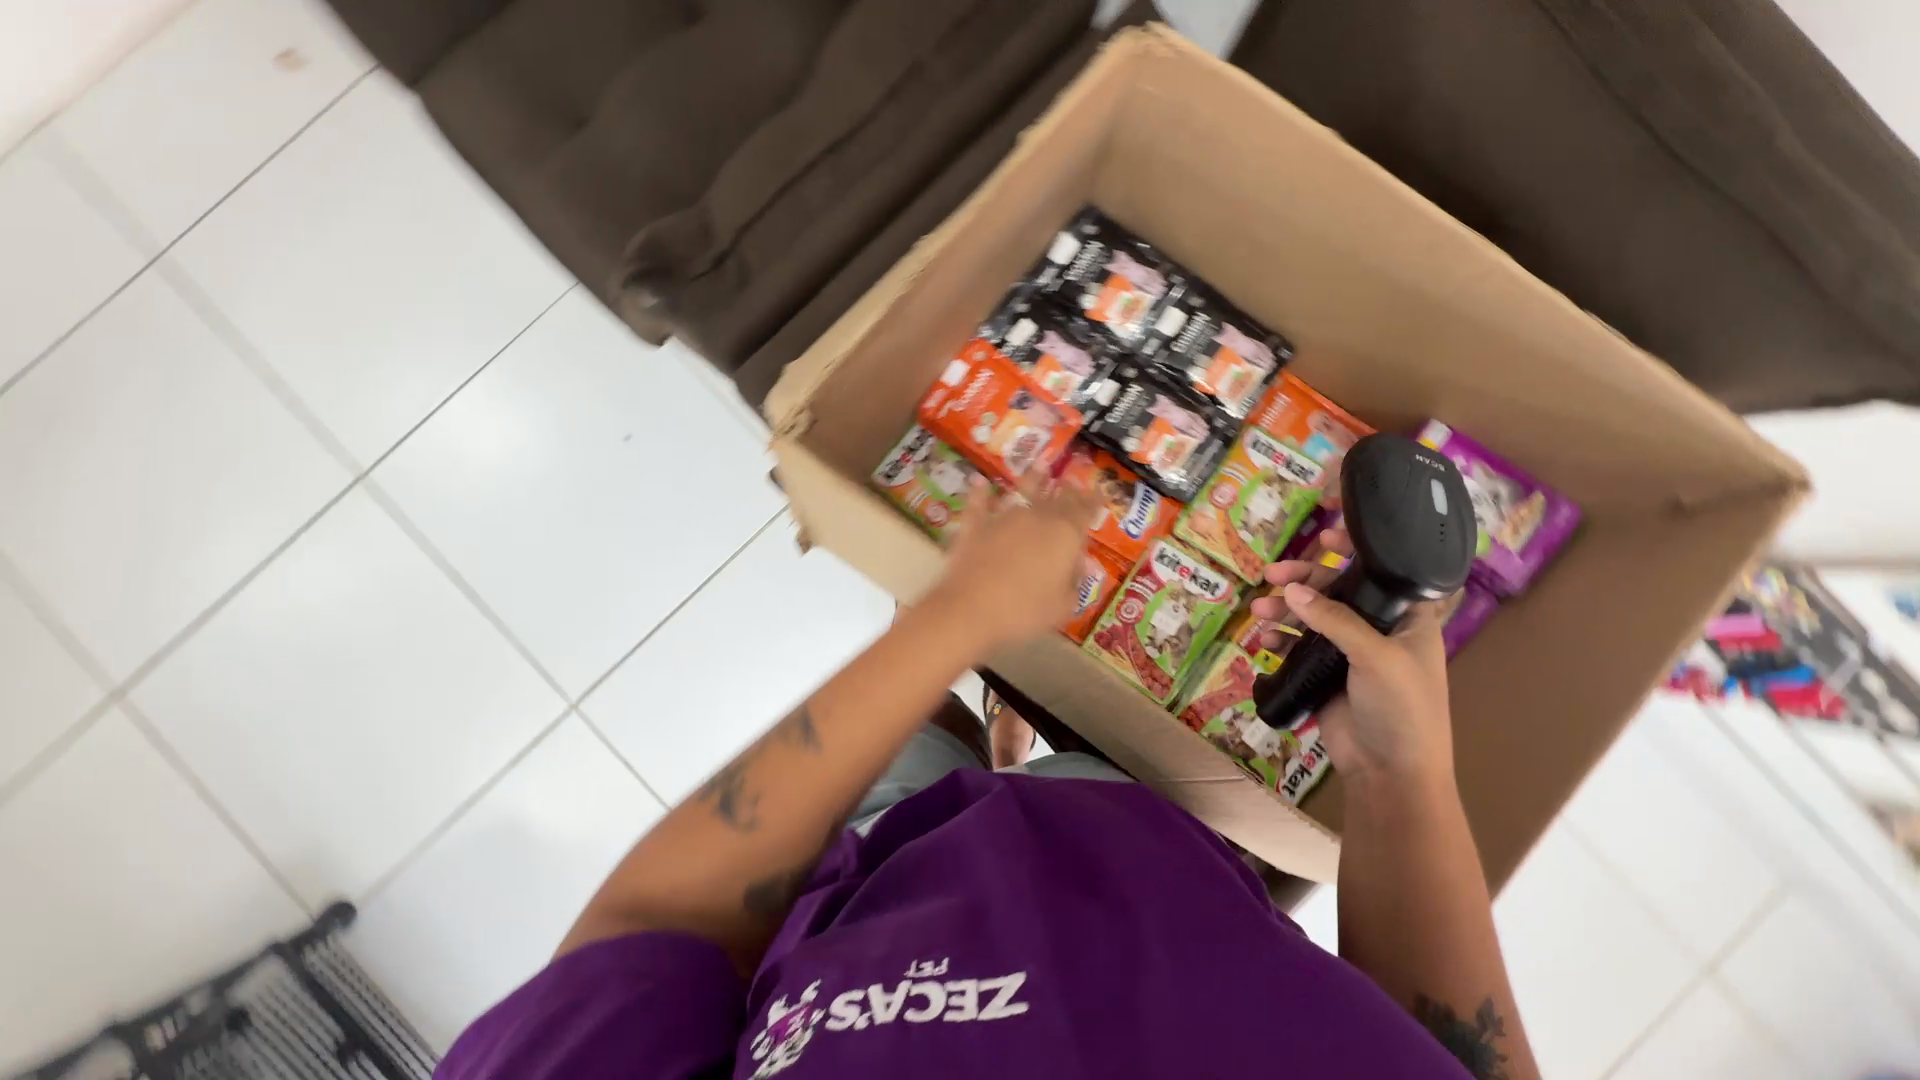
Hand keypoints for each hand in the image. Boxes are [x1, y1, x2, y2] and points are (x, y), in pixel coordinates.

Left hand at [922, 474, 1102, 651]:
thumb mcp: (1063, 606)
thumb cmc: (1024, 612)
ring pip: (1022, 490)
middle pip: (1057, 498)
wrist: (970, 609)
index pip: (1084, 512)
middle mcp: (1036, 517)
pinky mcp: (974, 525)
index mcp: (1065, 534)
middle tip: (1073, 480)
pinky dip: (980, 491)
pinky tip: (979, 480)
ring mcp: (1003, 517)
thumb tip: (1078, 565)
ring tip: (1041, 463)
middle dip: (1068, 490)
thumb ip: (1074, 582)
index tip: (1097, 493)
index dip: (1092, 502)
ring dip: (1033, 477)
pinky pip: (978, 503)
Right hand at [1250, 530, 1455, 791]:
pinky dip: (1281, 640)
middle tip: (1272, 575)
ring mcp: (1349, 653)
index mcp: (1406, 619)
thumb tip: (1291, 590)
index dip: (1354, 551)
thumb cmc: (1403, 708)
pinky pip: (1298, 647)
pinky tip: (1265, 641)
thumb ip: (1334, 620)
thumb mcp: (1376, 657)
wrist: (1391, 771)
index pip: (1379, 572)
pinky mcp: (1325, 674)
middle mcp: (1378, 630)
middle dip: (1304, 581)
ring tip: (1260, 612)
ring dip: (1285, 611)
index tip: (1324, 534)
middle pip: (1336, 591)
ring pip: (1312, 618)